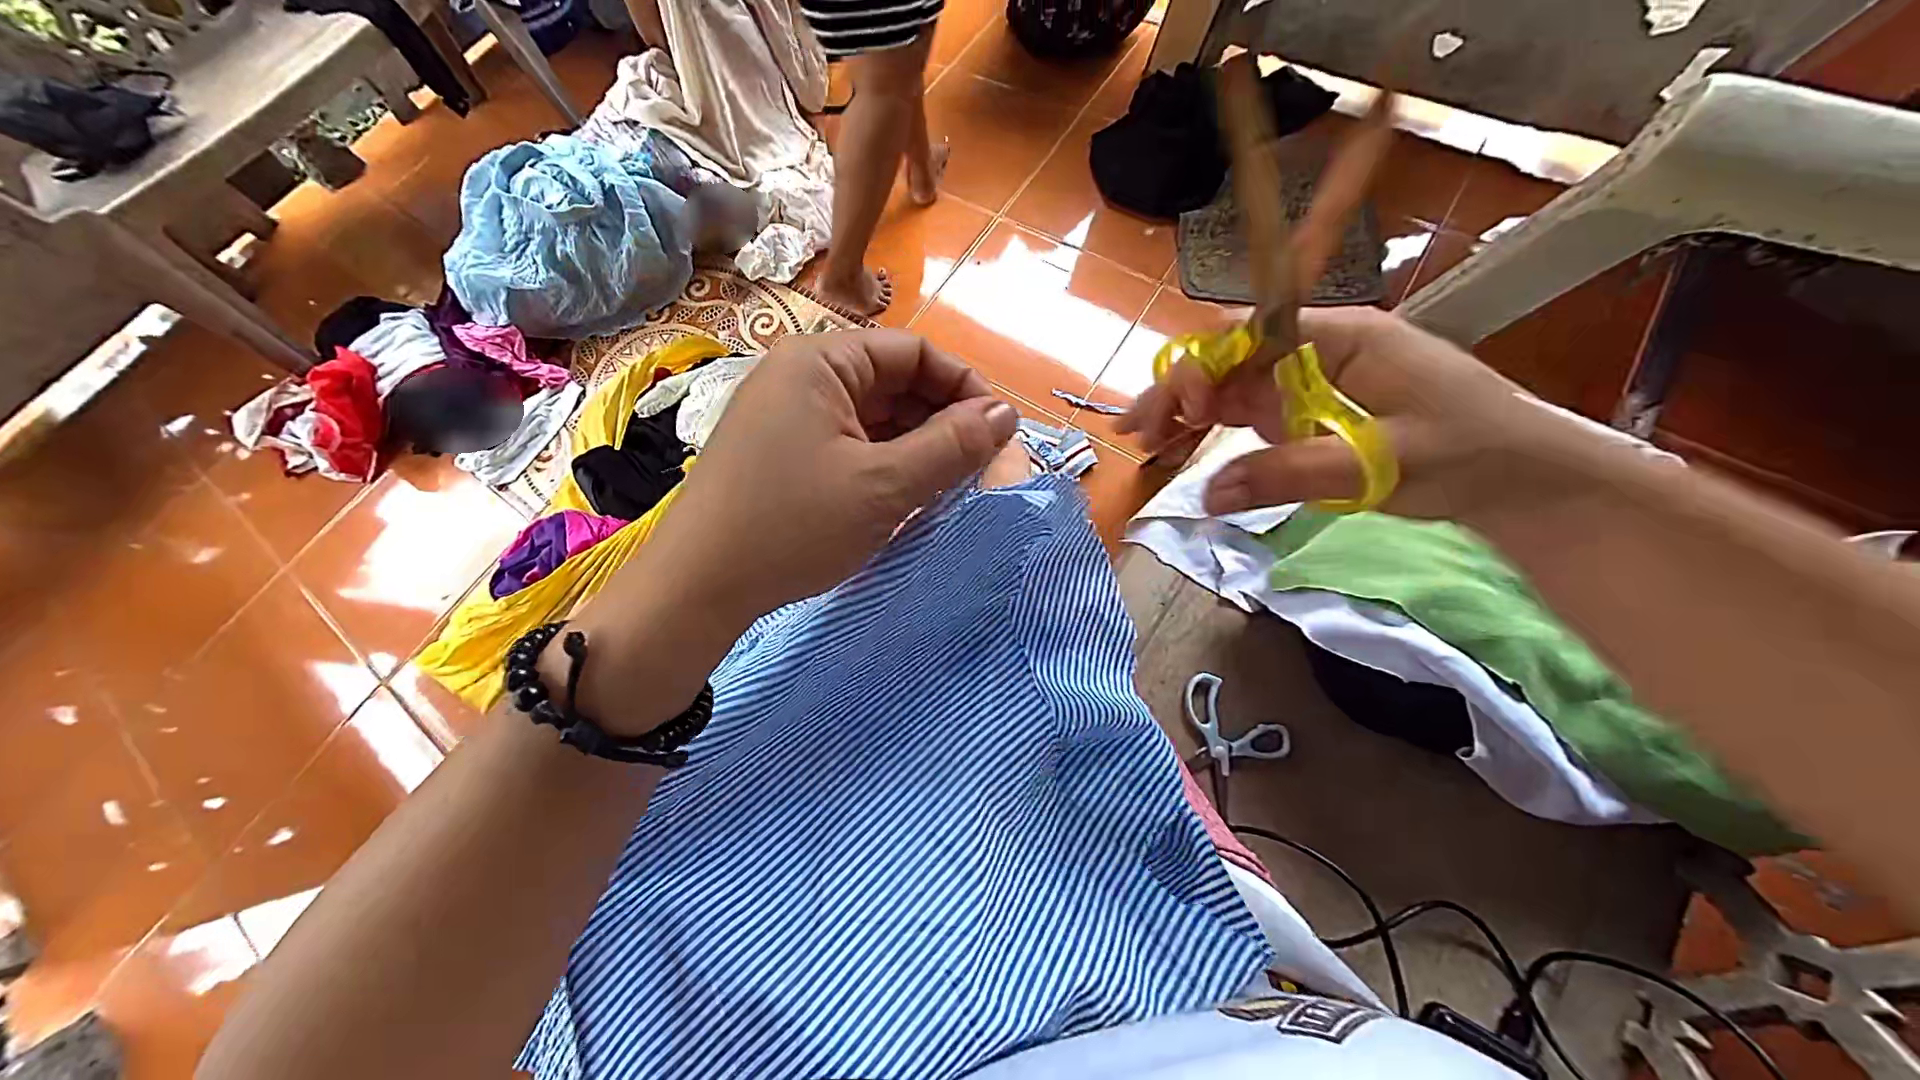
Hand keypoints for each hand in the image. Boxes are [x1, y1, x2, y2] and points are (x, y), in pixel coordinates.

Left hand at [637, 329, 1017, 623]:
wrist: (697, 587)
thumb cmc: (792, 526)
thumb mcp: (884, 485)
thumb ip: (952, 445)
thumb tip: (1006, 413)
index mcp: (821, 360)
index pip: (914, 353)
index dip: (965, 388)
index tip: (1000, 432)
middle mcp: (801, 375)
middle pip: (894, 383)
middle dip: (943, 421)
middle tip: (980, 467)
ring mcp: (788, 415)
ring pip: (874, 417)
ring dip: (917, 446)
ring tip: (950, 486)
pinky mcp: (782, 452)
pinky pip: (849, 443)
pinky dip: (885, 464)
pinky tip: (907, 495)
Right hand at [1118, 306, 1587, 520]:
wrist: (1520, 476)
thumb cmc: (1465, 454)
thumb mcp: (1378, 464)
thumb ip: (1290, 473)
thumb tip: (1206, 496)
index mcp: (1339, 338)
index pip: (1248, 336)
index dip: (1203, 368)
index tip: (1183, 416)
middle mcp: (1315, 350)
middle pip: (1227, 358)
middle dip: (1177, 390)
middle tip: (1134, 431)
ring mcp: (1309, 379)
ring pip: (1229, 384)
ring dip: (1184, 409)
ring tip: (1143, 439)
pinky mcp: (1308, 409)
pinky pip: (1247, 410)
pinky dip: (1210, 426)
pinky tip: (1181, 442)